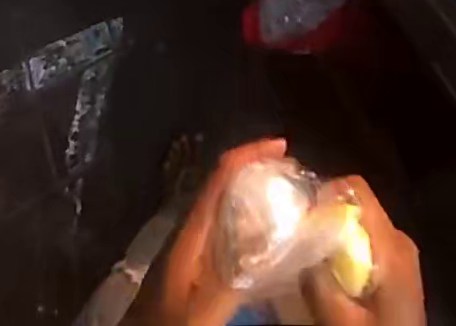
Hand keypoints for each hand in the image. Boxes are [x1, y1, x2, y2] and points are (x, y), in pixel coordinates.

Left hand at [143, 137, 288, 325]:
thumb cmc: (165, 323)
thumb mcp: (201, 310)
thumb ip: (233, 281)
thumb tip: (271, 249)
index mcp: (192, 225)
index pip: (221, 173)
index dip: (250, 153)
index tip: (282, 146)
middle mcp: (191, 222)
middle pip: (224, 178)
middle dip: (256, 166)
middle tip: (290, 171)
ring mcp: (190, 237)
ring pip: (224, 198)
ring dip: (252, 187)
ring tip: (283, 193)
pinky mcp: (192, 255)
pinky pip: (223, 220)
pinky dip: (246, 213)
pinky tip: (263, 231)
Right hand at [301, 176, 423, 325]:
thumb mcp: (342, 320)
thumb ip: (318, 282)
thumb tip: (296, 248)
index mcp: (392, 244)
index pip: (356, 188)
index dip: (325, 192)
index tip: (303, 216)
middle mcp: (400, 238)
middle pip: (356, 206)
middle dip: (326, 219)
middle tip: (302, 241)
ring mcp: (403, 254)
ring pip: (360, 225)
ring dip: (335, 238)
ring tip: (314, 261)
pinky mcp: (400, 269)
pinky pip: (368, 243)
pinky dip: (347, 252)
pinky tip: (334, 277)